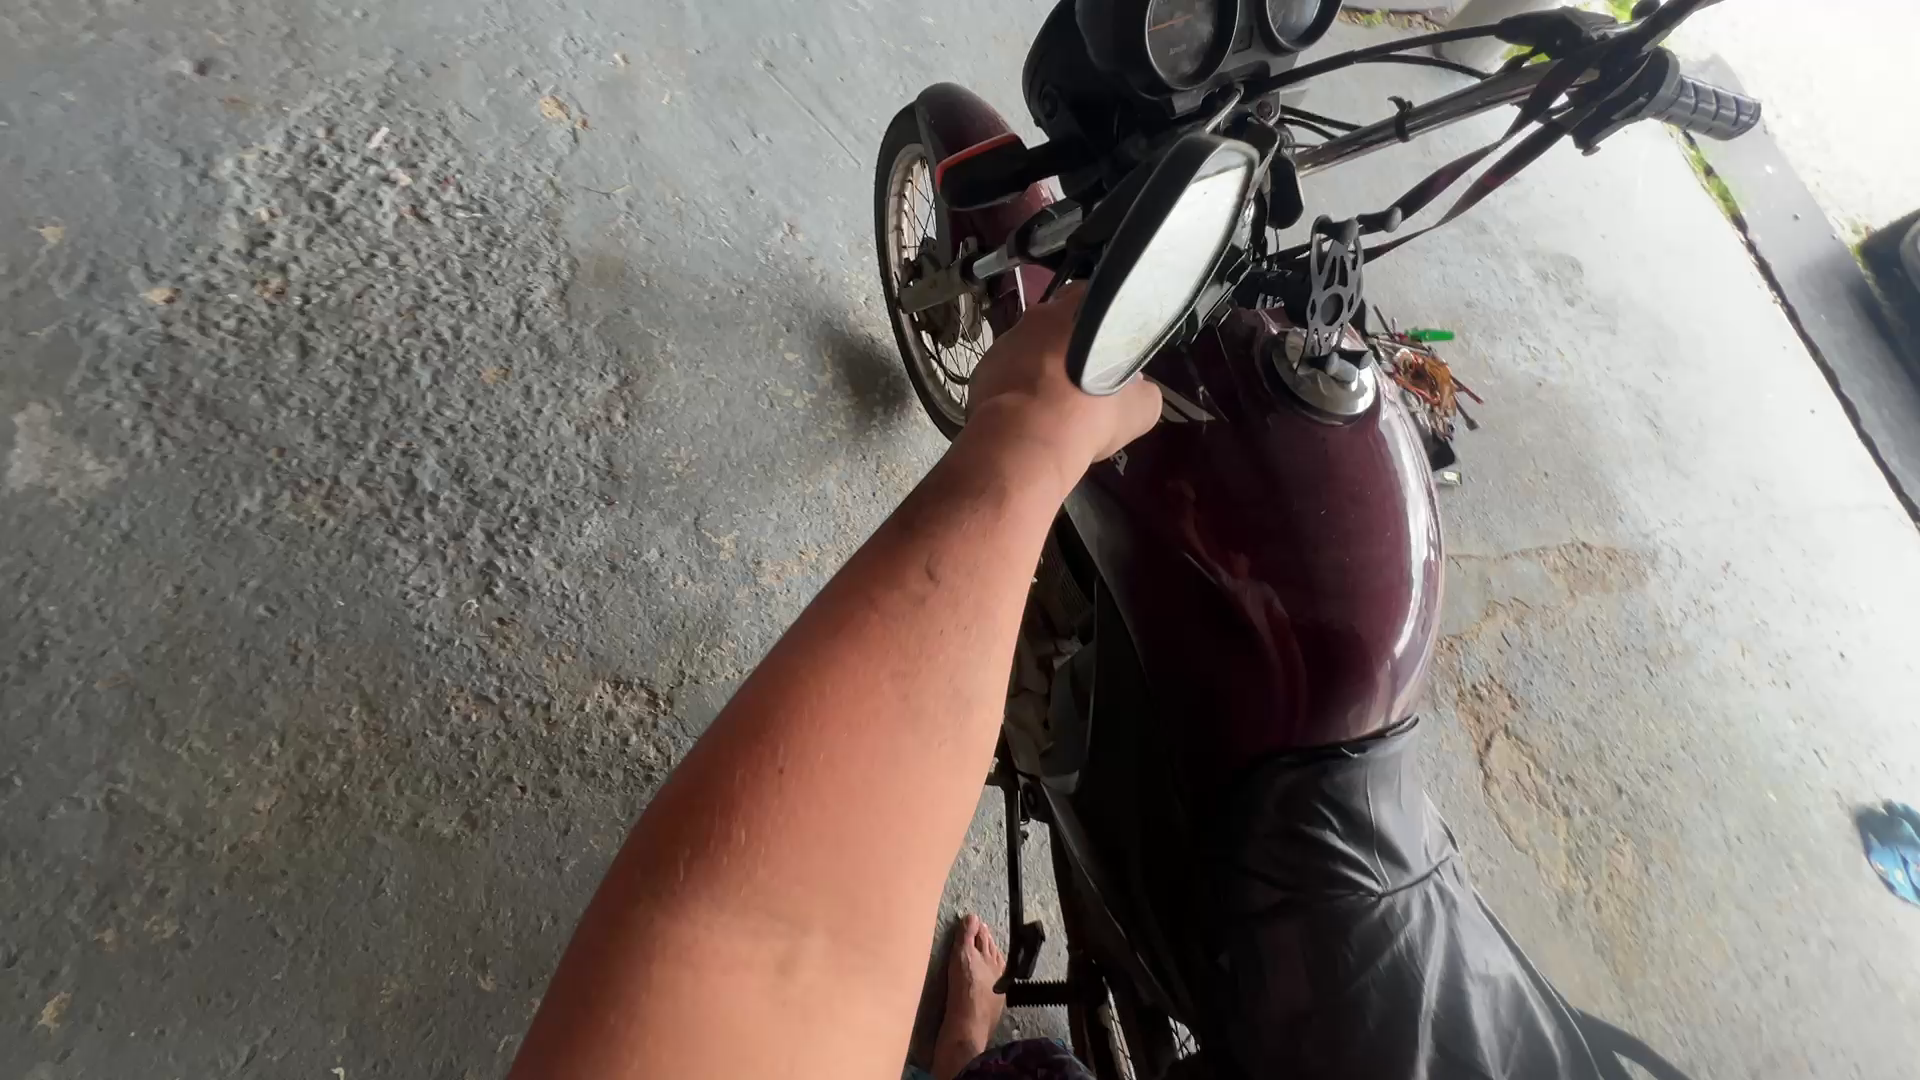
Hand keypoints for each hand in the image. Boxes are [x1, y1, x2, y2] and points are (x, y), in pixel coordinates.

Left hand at [961, 283, 1162, 475]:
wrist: (1025, 442)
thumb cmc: (1085, 417)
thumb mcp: (1138, 410)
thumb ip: (1142, 390)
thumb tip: (1138, 389)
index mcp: (1083, 309)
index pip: (1100, 299)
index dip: (1107, 325)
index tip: (1110, 350)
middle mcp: (1041, 313)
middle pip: (1059, 319)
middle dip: (1069, 340)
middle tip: (1081, 374)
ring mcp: (1007, 339)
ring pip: (1028, 345)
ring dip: (1039, 364)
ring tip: (1050, 398)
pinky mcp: (983, 367)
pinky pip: (1003, 370)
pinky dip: (1013, 385)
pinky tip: (1024, 410)